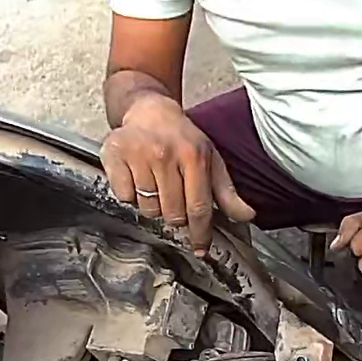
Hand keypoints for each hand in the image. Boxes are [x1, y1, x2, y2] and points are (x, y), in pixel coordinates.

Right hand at [100, 94, 255, 254]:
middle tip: (173, 200)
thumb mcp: (210, 159)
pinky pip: (124, 197)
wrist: (149, 110)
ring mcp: (138, 155)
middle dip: (175, 216)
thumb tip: (247, 216)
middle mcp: (165, 154)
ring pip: (148, 209)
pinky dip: (130, 195)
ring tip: (154, 185)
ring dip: (152, 206)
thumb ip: (226, 192)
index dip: (200, 233)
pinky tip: (136, 179)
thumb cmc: (182, 139)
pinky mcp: (115, 155)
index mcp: (193, 155)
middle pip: (172, 213)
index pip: (198, 206)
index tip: (200, 249)